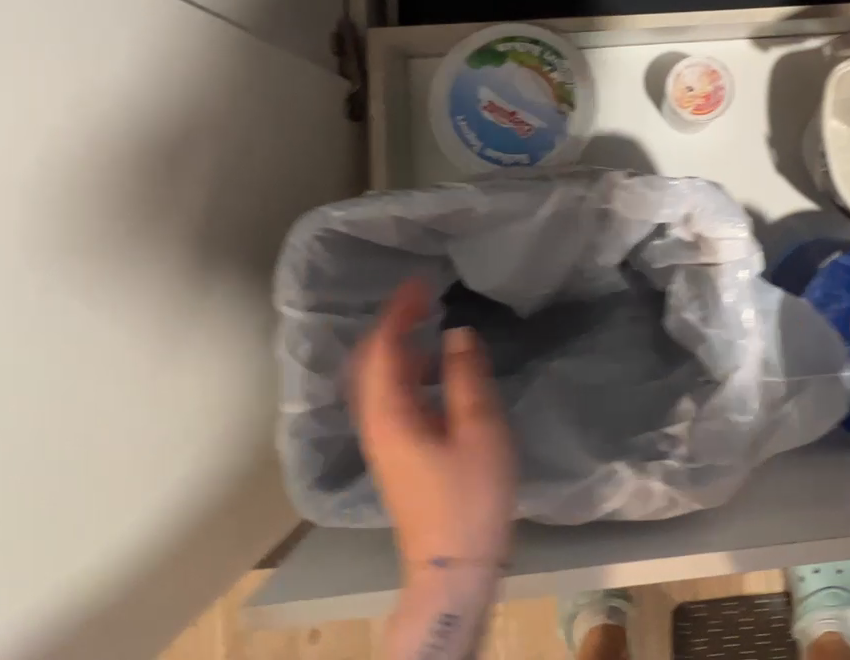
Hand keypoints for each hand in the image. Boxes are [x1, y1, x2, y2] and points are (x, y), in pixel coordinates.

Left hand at [352, 278, 516, 573]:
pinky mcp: (397, 454)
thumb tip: (457, 333)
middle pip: (369, 363)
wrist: (452, 567)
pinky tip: (435, 370)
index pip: (382, 348)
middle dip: (392, 324)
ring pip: (378, 381)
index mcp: (389, 414)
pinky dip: (406, 371)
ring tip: (429, 323)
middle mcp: (376, 424)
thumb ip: (467, 377)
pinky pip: (390, 397)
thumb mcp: (479, 430)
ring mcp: (383, 441)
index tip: (422, 282)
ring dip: (397, 347)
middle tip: (424, 297)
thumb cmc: (470, 496)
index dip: (399, 310)